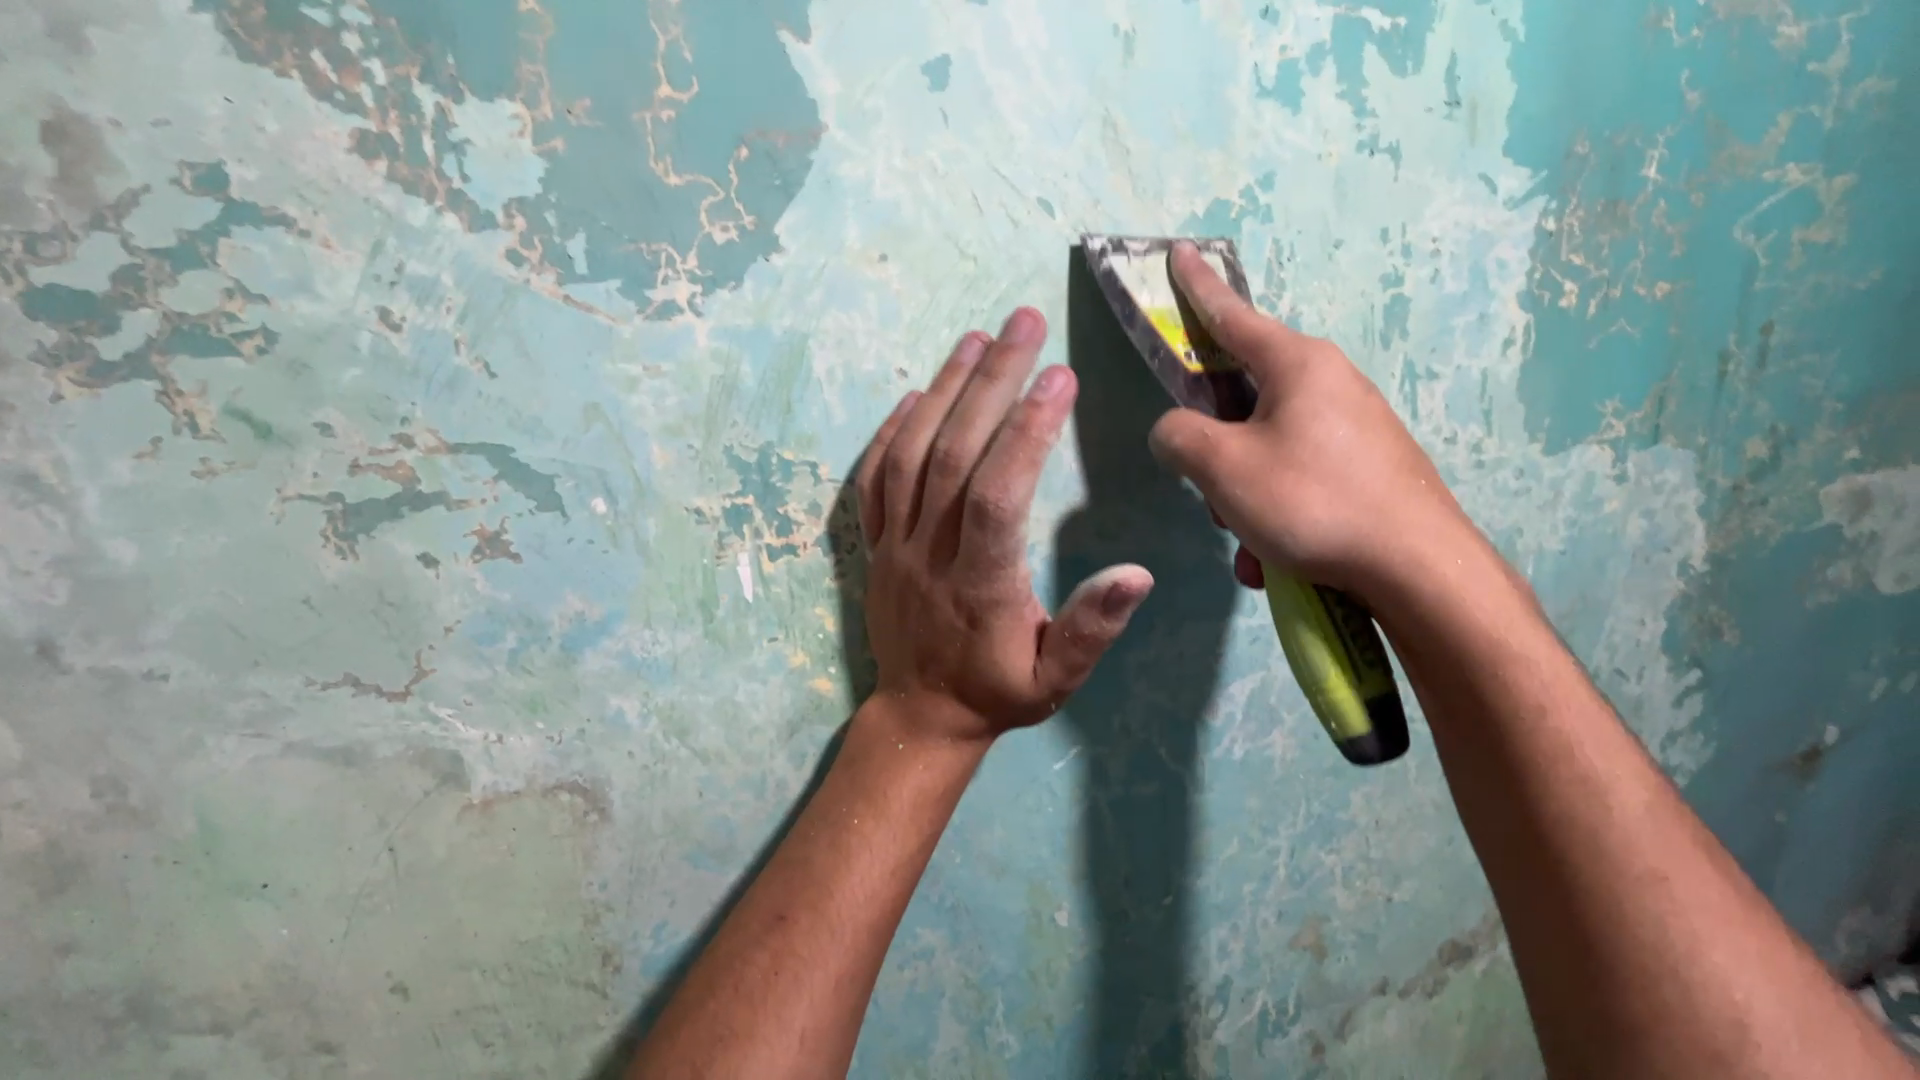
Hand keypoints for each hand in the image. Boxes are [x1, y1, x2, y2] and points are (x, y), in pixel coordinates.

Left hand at [854, 309, 1152, 741]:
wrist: (920, 717)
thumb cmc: (997, 693)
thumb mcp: (1054, 680)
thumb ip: (1091, 629)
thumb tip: (1137, 574)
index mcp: (982, 585)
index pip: (997, 496)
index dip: (1025, 433)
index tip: (1059, 376)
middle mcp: (931, 555)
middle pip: (953, 457)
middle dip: (990, 384)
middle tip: (1022, 322)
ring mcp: (895, 546)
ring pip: (910, 457)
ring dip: (943, 392)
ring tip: (976, 338)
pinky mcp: (875, 545)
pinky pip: (874, 481)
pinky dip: (891, 431)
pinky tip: (918, 392)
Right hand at [1147, 242, 1476, 601]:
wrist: (1419, 568)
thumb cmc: (1314, 501)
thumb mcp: (1224, 468)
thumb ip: (1179, 437)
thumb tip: (1175, 433)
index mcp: (1296, 365)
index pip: (1231, 314)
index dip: (1198, 287)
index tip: (1181, 252)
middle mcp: (1330, 383)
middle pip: (1243, 401)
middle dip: (1216, 452)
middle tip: (1216, 497)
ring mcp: (1354, 426)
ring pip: (1267, 451)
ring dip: (1245, 499)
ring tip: (1255, 547)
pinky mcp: (1368, 467)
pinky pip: (1299, 482)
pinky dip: (1278, 518)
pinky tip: (1278, 562)